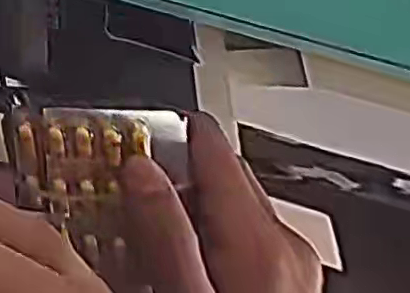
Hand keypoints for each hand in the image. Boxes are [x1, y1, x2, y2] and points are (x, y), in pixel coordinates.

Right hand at [119, 113, 321, 292]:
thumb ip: (164, 231)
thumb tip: (140, 167)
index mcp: (262, 240)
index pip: (205, 136)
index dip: (156, 131)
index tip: (119, 144)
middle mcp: (285, 247)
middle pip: (211, 169)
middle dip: (162, 174)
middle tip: (117, 190)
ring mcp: (291, 271)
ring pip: (221, 204)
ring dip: (179, 207)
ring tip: (138, 231)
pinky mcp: (287, 289)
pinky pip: (235, 239)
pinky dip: (200, 238)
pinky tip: (173, 263)